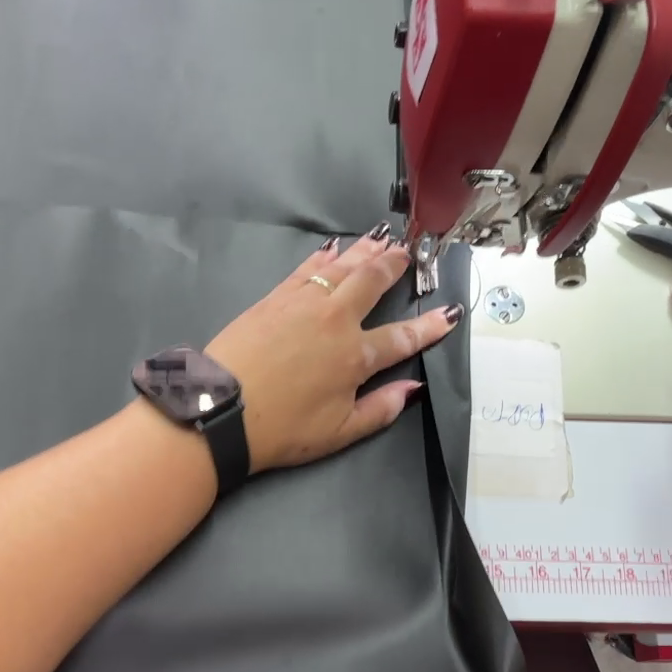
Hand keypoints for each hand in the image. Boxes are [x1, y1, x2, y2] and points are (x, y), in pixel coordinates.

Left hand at [206, 227, 460, 472]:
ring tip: (380, 239)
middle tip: (407, 253)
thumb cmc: (283, 429)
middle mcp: (335, 320)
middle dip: (394, 266)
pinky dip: (323, 257)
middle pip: (372, 283)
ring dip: (364, 252)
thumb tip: (413, 388)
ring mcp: (304, 303)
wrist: (222, 409)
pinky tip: (332, 249)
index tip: (449, 313)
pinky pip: (306, 269)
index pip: (402, 337)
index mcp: (355, 356)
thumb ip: (380, 409)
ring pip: (342, 268)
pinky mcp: (275, 298)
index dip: (429, 327)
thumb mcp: (340, 432)